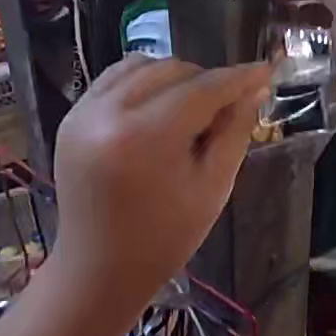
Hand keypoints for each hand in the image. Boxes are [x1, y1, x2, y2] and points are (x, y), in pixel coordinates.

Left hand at [48, 55, 272, 305]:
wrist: (100, 269)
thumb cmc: (165, 238)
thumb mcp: (213, 188)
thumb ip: (235, 132)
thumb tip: (253, 90)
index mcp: (145, 138)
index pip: (202, 89)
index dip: (238, 78)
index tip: (264, 70)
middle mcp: (107, 114)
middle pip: (172, 70)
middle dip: (206, 82)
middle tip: (227, 108)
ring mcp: (83, 114)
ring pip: (141, 66)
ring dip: (173, 77)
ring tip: (191, 107)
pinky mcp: (71, 118)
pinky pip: (114, 80)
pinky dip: (142, 83)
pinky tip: (158, 107)